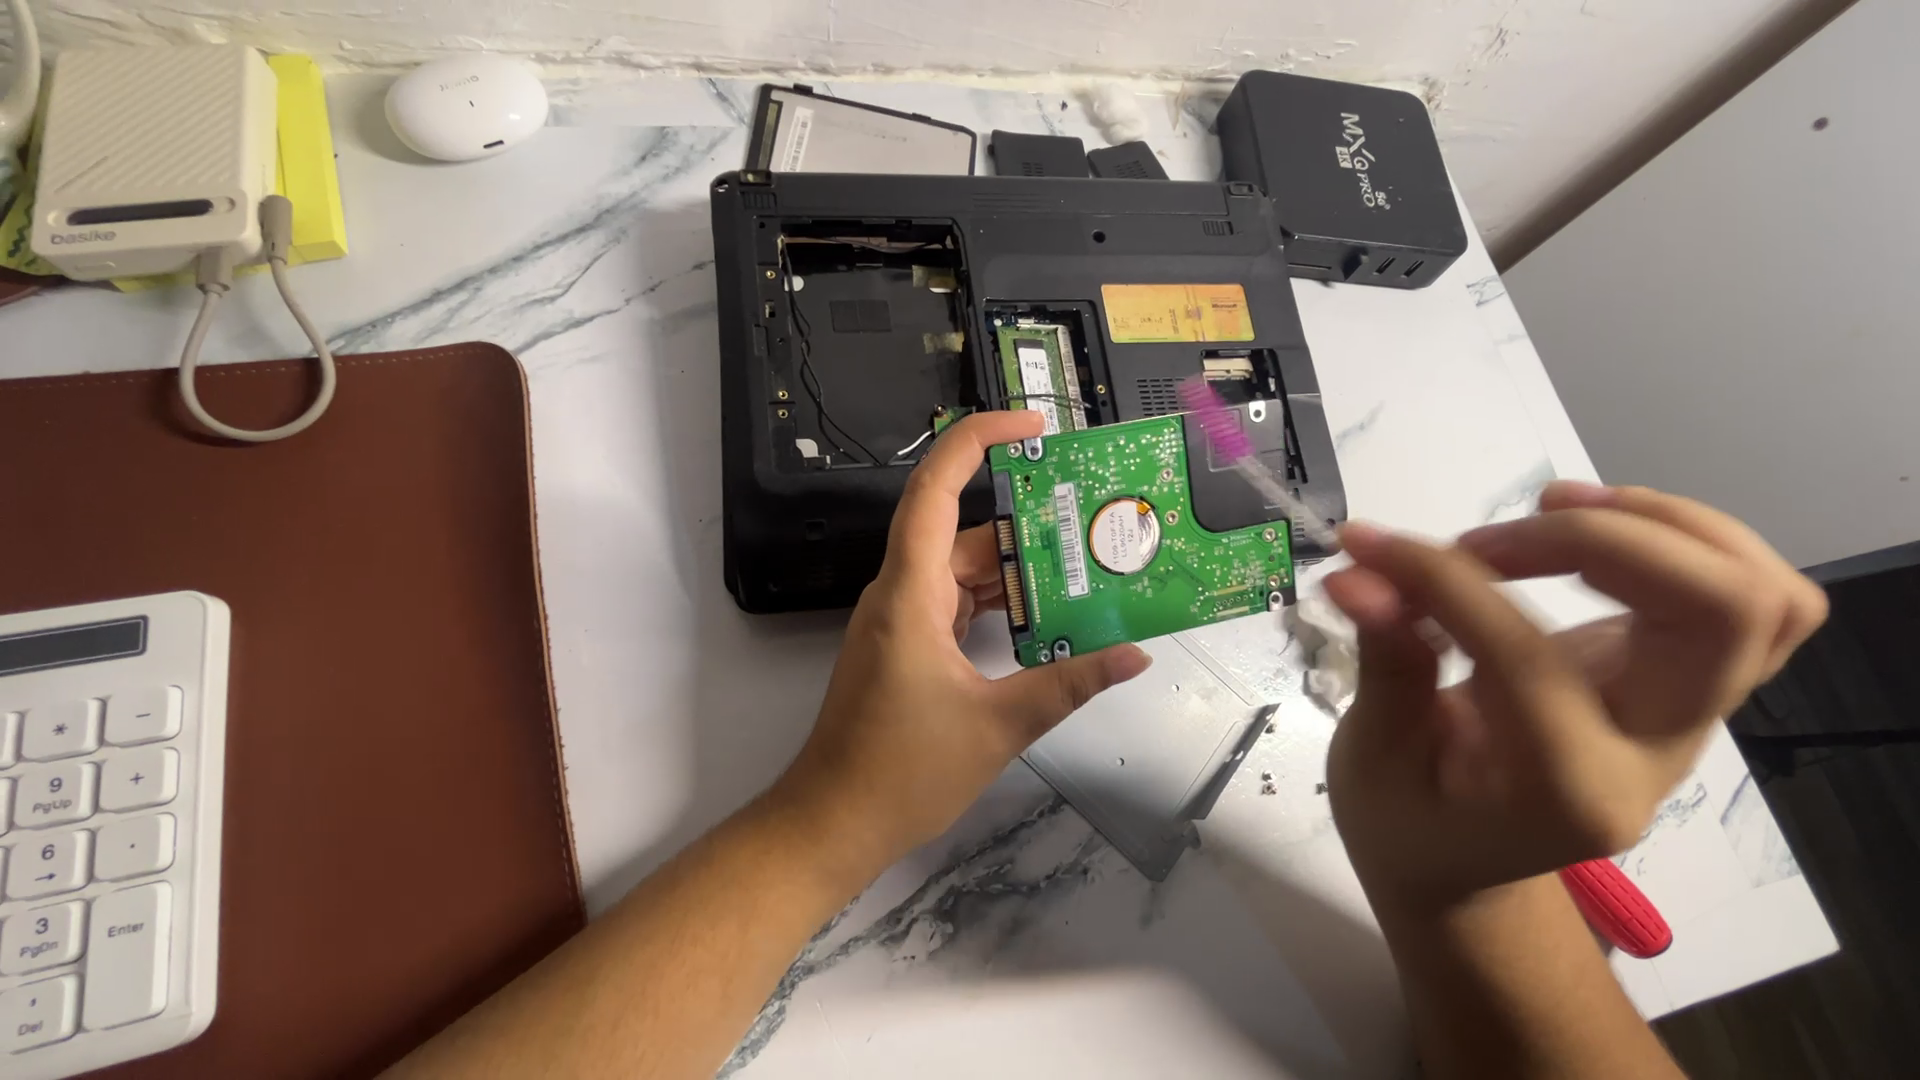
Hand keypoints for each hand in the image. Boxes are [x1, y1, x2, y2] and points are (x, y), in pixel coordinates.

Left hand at [769, 410, 1151, 875]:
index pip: (935, 488)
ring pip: (960, 570)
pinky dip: (996, 602)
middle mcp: (900, 592)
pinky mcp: (905, 645)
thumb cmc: (901, 772)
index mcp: (910, 592)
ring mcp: (900, 619)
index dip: (977, 439)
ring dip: (1015, 569)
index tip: (1031, 426)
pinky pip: (954, 603)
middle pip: (961, 531)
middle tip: (1091, 518)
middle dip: (1025, 522)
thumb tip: (1134, 656)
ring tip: (1083, 565)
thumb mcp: (998, 725)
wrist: (832, 821)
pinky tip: (1045, 614)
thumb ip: (1068, 684)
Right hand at [1322, 481, 1826, 910]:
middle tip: (1480, 541)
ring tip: (1551, 507)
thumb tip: (1355, 572)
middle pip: (1717, 613)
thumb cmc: (1406, 823)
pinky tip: (1590, 525)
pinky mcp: (1679, 684)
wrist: (1465, 864)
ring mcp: (1684, 718)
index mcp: (1566, 789)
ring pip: (1765, 596)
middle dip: (1591, 540)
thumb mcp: (1372, 756)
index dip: (1437, 580)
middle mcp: (1654, 752)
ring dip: (1661, 526)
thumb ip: (1384, 659)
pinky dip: (1684, 540)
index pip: (1523, 652)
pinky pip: (1750, 596)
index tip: (1363, 547)